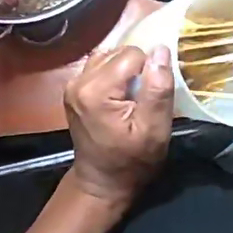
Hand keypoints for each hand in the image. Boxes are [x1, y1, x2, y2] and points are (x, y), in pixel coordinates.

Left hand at [62, 45, 175, 208]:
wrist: (102, 181)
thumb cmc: (132, 161)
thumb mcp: (155, 130)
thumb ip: (158, 89)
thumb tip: (160, 50)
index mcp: (95, 90)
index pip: (132, 54)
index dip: (149, 72)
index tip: (149, 99)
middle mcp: (78, 81)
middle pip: (119, 53)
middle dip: (136, 71)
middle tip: (140, 102)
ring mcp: (72, 84)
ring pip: (110, 56)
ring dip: (125, 73)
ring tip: (130, 100)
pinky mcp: (73, 88)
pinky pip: (100, 66)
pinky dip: (114, 77)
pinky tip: (118, 99)